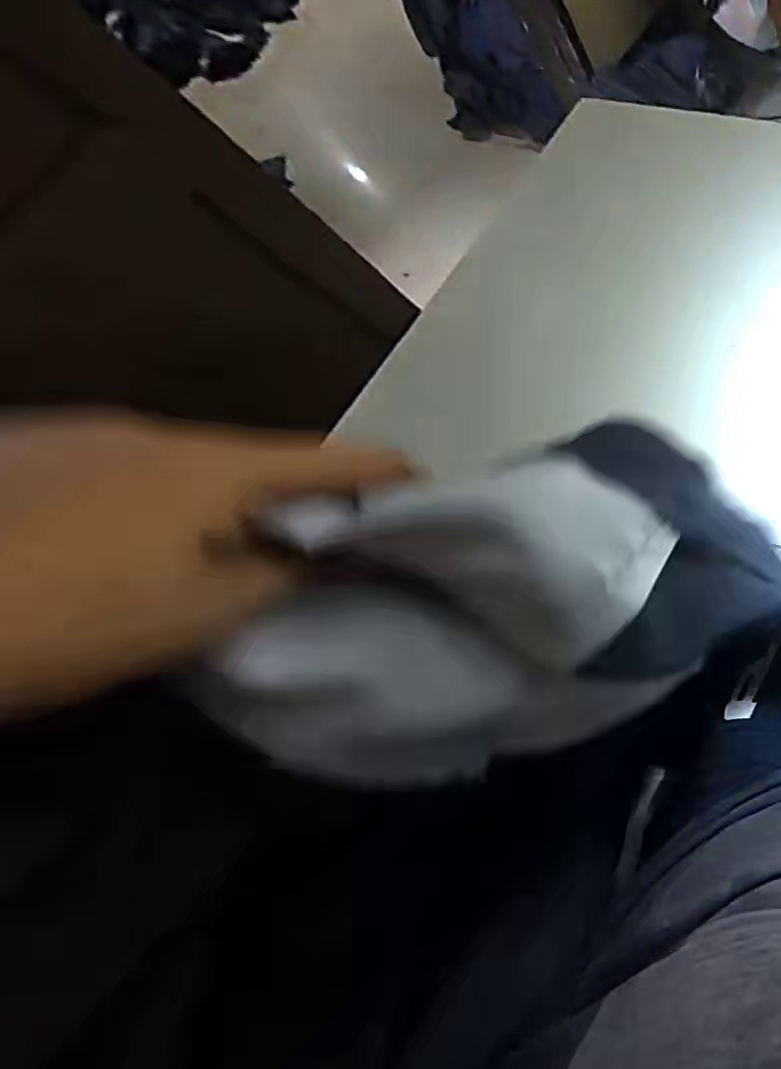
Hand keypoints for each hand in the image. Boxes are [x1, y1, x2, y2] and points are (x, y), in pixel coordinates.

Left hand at [0, 410, 413, 718]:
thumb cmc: (56, 619)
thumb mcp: (209, 610)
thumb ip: (294, 571)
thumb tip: (339, 554)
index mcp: (210, 463)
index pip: (344, 458)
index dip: (399, 480)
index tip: (431, 506)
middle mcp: (145, 429)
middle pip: (267, 458)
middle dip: (311, 498)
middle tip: (332, 548)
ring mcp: (67, 433)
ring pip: (194, 463)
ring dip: (234, 500)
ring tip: (233, 550)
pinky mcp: (9, 450)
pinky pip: (127, 468)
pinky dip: (167, 499)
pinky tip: (135, 542)